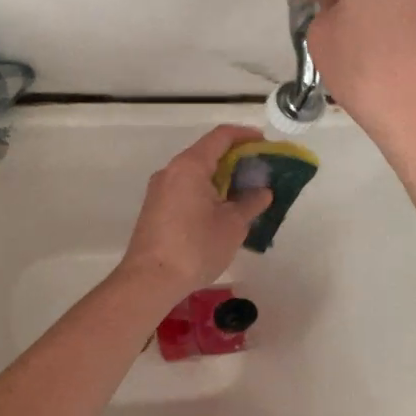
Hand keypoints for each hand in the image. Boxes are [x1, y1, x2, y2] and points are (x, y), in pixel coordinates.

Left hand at [116, 125, 273, 302]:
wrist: (150, 279)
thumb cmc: (195, 247)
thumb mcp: (233, 225)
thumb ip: (250, 202)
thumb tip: (261, 191)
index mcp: (189, 166)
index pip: (220, 136)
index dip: (246, 136)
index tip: (266, 145)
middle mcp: (170, 171)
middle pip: (206, 154)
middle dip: (236, 161)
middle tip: (261, 175)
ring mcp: (158, 191)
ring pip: (195, 174)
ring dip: (221, 179)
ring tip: (245, 196)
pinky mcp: (154, 209)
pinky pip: (184, 190)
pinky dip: (205, 193)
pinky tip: (221, 212)